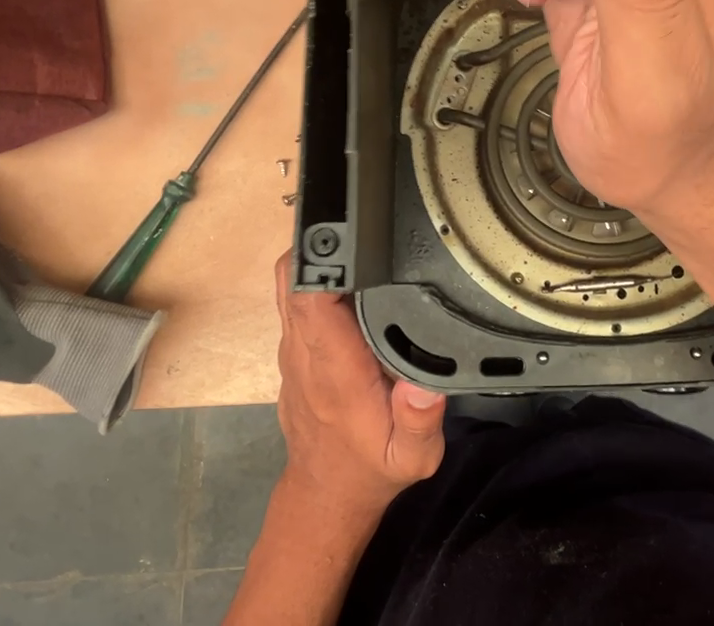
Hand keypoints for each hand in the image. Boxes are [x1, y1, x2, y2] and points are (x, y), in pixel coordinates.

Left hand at [272, 249, 445, 516]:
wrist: (326, 491)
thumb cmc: (370, 469)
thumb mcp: (412, 458)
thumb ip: (420, 422)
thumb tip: (427, 384)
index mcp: (334, 368)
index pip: (312, 299)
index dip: (326, 262)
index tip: (354, 235)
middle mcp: (304, 350)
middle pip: (291, 277)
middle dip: (318, 242)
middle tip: (361, 222)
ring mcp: (292, 347)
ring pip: (287, 282)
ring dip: (313, 255)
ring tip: (358, 238)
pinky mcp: (292, 348)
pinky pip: (293, 298)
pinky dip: (312, 276)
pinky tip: (348, 270)